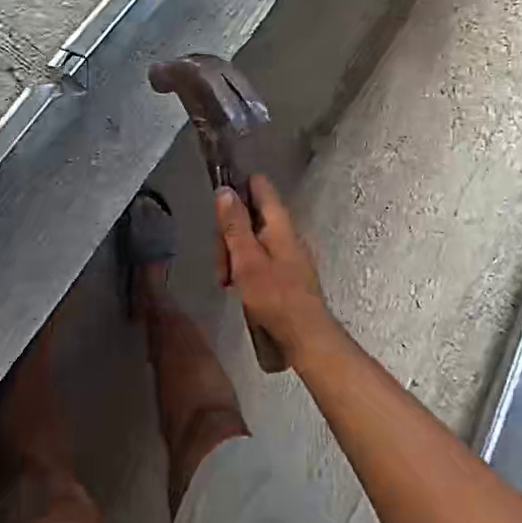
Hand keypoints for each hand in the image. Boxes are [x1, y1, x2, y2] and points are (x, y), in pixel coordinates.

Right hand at [214, 175, 332, 357]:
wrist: (304, 336)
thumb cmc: (274, 297)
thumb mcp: (246, 259)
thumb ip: (234, 225)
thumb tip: (225, 190)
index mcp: (279, 223)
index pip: (259, 186)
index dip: (236, 187)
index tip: (216, 205)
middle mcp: (286, 233)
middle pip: (250, 216)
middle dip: (228, 236)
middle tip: (221, 266)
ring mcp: (287, 254)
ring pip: (251, 240)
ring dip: (233, 256)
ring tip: (227, 282)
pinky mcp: (286, 273)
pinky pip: (258, 259)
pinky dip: (244, 270)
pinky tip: (238, 289)